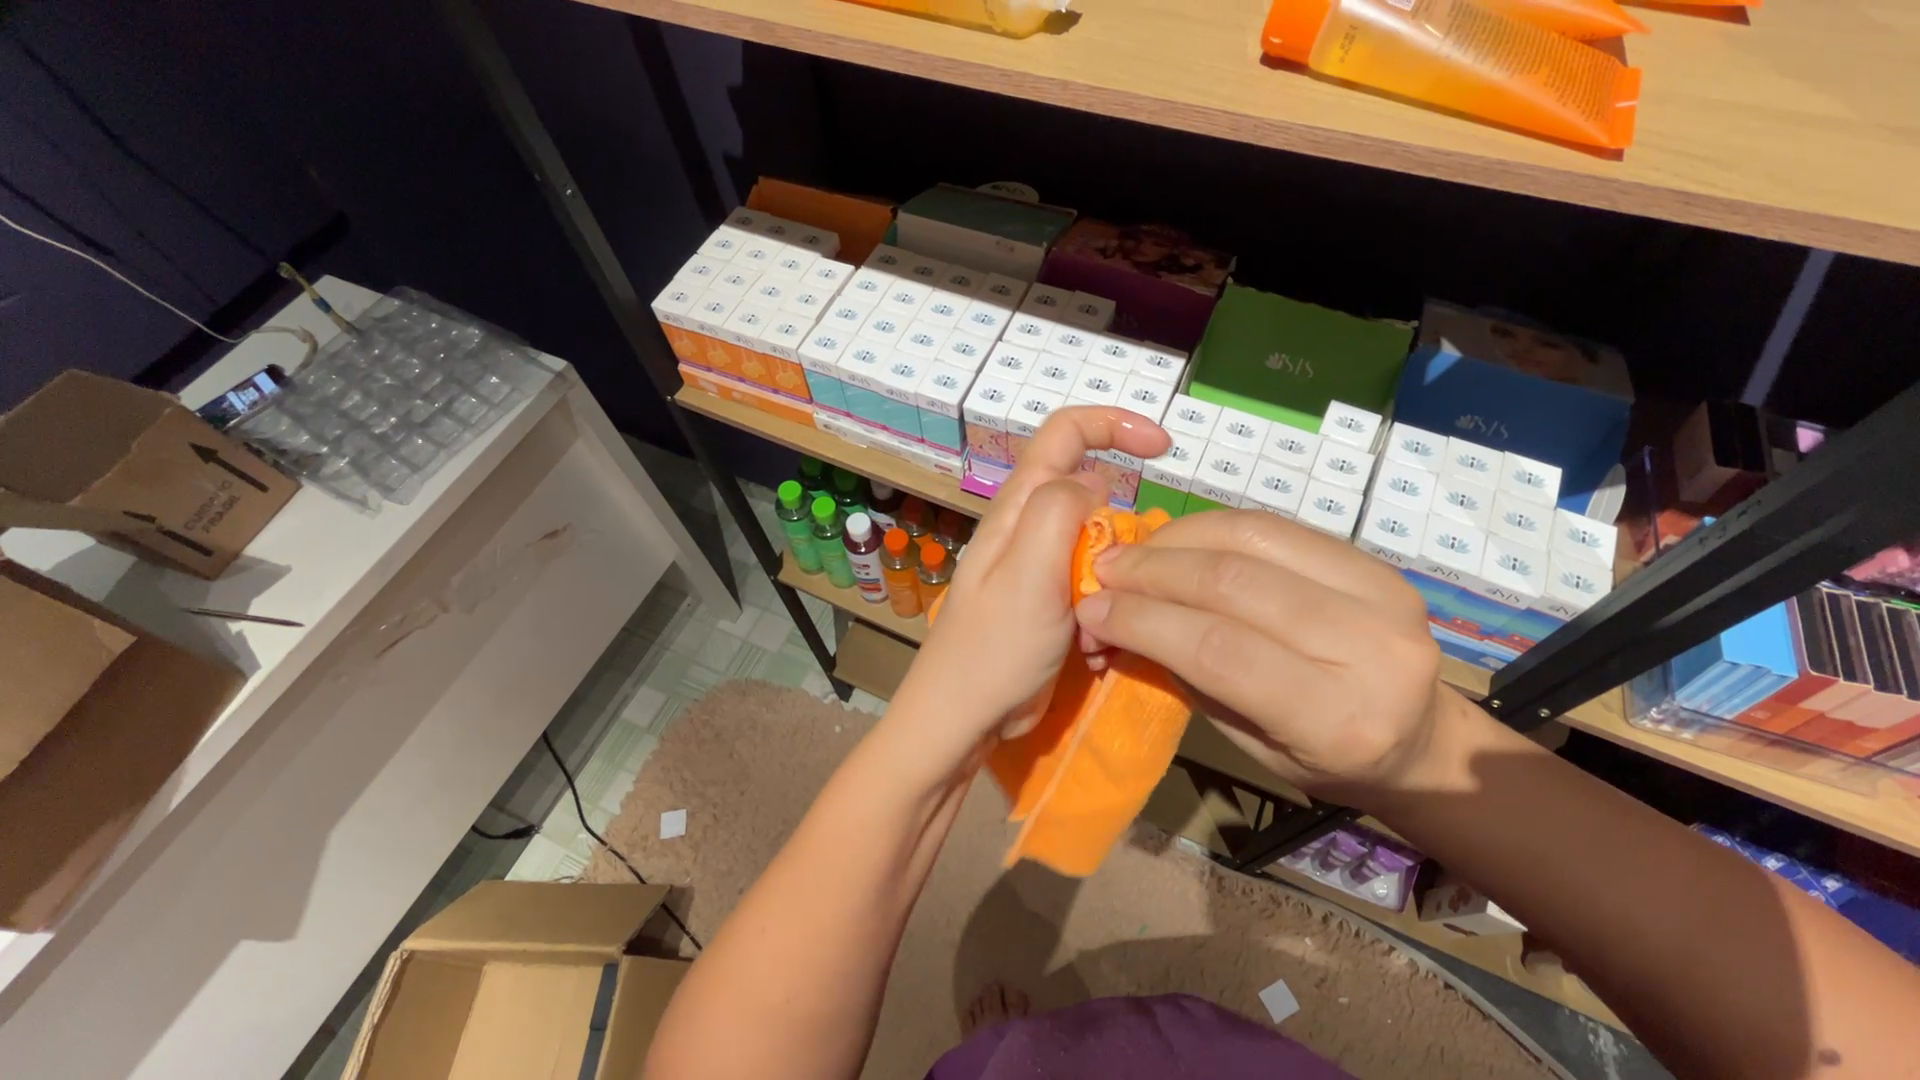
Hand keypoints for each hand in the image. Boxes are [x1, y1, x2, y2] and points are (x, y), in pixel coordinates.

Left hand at [889, 407, 1169, 773]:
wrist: (964, 719)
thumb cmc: (994, 646)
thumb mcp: (1029, 569)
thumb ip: (1061, 509)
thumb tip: (1096, 481)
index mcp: (1019, 506)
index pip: (1065, 433)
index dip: (1114, 424)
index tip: (1163, 448)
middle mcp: (1028, 527)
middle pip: (1092, 496)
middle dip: (1122, 534)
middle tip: (1120, 585)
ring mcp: (1038, 567)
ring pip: (1100, 548)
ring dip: (1116, 583)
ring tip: (1098, 631)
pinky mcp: (1049, 603)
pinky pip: (1095, 589)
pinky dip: (1106, 612)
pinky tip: (1093, 650)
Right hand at [1073, 509, 1446, 805]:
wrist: (1421, 741)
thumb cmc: (1322, 760)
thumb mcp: (1247, 742)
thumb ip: (1188, 676)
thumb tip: (1116, 618)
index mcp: (1337, 720)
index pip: (1221, 651)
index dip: (1145, 621)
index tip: (1092, 609)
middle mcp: (1371, 650)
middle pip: (1237, 585)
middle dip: (1154, 571)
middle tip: (1103, 569)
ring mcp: (1384, 597)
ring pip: (1258, 540)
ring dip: (1179, 538)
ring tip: (1134, 551)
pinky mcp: (1380, 564)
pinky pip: (1280, 528)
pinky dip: (1216, 528)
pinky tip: (1179, 539)